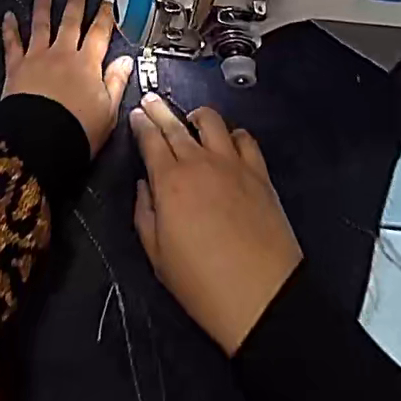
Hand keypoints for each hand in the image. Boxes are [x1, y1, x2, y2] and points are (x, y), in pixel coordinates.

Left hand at [2, 0, 134, 155]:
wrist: (40, 142)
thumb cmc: (78, 131)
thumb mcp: (108, 111)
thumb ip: (116, 82)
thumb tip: (126, 61)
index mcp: (87, 64)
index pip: (99, 33)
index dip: (105, 15)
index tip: (109, 0)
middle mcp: (62, 54)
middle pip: (70, 22)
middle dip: (75, 3)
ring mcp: (37, 58)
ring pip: (41, 25)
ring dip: (43, 7)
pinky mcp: (16, 67)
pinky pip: (12, 43)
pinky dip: (10, 28)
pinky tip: (8, 16)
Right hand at [130, 96, 301, 355]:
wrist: (263, 299)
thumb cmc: (202, 283)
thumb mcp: (157, 256)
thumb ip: (144, 213)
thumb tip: (145, 186)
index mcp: (169, 181)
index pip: (150, 138)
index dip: (141, 123)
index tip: (136, 115)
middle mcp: (199, 162)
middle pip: (175, 124)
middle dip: (159, 109)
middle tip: (151, 101)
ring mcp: (232, 164)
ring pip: (211, 121)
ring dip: (196, 117)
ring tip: (191, 120)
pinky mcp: (259, 173)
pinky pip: (245, 139)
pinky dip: (233, 135)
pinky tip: (229, 142)